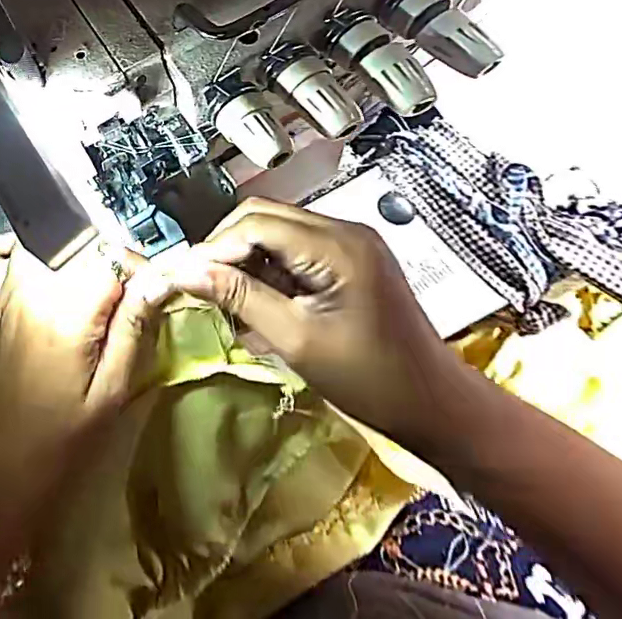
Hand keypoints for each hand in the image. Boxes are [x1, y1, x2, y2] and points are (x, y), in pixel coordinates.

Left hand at [0, 233, 170, 573]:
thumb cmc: (61, 441)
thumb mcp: (112, 391)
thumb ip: (134, 326)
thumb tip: (160, 279)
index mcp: (65, 309)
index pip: (114, 257)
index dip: (141, 272)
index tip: (154, 296)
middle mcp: (31, 288)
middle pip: (83, 245)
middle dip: (114, 264)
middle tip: (131, 301)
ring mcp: (5, 293)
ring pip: (46, 243)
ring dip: (76, 255)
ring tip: (95, 289)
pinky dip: (5, 250)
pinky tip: (28, 258)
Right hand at [163, 198, 465, 440]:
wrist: (435, 404)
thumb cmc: (371, 379)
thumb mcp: (295, 339)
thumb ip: (239, 297)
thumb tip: (187, 272)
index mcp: (335, 245)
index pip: (255, 223)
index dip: (215, 247)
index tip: (186, 277)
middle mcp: (343, 229)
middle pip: (264, 217)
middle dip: (227, 247)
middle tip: (202, 284)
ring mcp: (349, 240)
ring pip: (277, 229)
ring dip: (247, 257)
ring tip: (226, 295)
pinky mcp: (350, 256)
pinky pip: (296, 246)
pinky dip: (270, 267)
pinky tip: (258, 298)